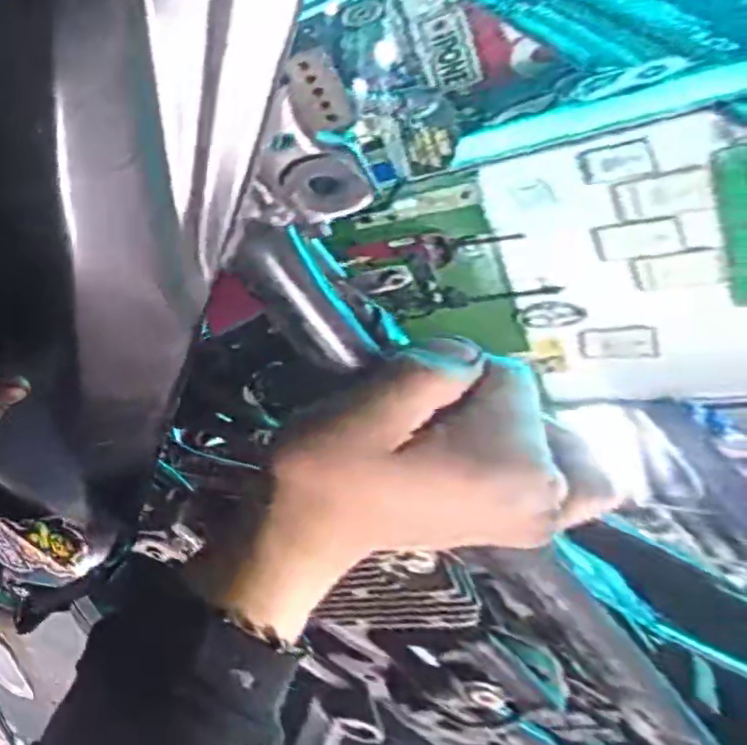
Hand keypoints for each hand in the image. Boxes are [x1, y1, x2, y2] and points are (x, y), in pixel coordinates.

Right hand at [190, 339, 619, 638]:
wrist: (309, 525)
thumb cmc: (326, 468)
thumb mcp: (359, 412)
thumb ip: (423, 375)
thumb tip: (464, 353)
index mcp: (512, 462)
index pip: (508, 375)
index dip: (450, 367)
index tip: (401, 387)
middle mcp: (548, 494)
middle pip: (534, 407)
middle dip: (479, 398)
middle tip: (417, 414)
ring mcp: (542, 519)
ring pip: (563, 444)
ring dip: (514, 426)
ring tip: (455, 429)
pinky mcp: (524, 528)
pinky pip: (570, 484)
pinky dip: (540, 461)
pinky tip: (487, 456)